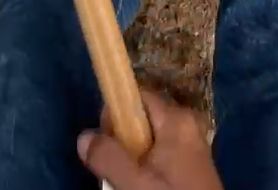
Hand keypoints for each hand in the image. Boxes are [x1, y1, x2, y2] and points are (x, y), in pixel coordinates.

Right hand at [78, 92, 223, 189]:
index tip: (106, 143)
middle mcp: (186, 126)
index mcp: (176, 119)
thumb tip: (84, 137)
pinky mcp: (192, 171)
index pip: (135, 96)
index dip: (115, 115)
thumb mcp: (136, 185)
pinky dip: (147, 174)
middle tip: (118, 172)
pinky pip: (160, 161)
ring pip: (148, 145)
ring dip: (133, 164)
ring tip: (130, 185)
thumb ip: (108, 158)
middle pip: (140, 121)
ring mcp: (192, 149)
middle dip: (123, 145)